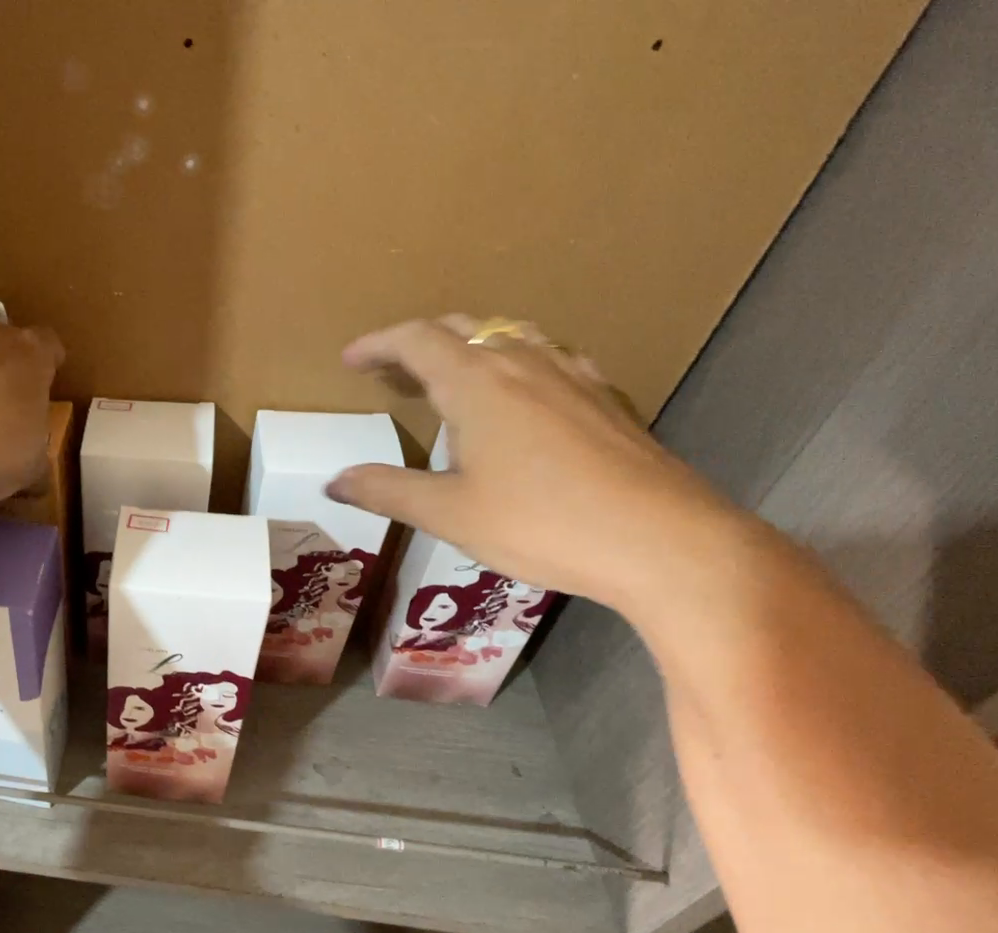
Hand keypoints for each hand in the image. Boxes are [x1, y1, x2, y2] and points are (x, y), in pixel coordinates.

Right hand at [325, 315, 766, 614]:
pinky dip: (515, 361)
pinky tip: (523, 392)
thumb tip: (335, 482)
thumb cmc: (542, 523)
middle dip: (417, 342)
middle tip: (389, 369)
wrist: (662, 541)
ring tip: (449, 374)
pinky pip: (549, 357)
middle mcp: (523, 363)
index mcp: (477, 383)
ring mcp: (572, 375)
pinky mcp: (605, 398)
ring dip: (469, 345)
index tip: (350, 360)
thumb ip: (387, 490)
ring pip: (509, 335)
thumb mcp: (449, 513)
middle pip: (462, 328)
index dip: (378, 344)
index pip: (416, 340)